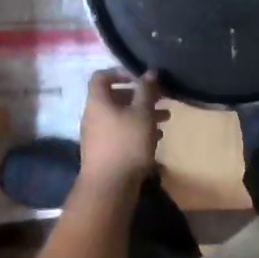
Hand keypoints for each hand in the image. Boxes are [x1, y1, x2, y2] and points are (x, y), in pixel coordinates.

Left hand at [78, 70, 167, 187]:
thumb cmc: (127, 143)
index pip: (101, 76)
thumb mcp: (142, 113)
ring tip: (165, 119)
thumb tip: (150, 72)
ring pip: (120, 116)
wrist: (109, 185)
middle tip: (160, 98)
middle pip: (114, 97)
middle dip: (139, 96)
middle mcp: (93, 115)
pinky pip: (120, 132)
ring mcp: (97, 134)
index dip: (121, 72)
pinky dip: (137, 129)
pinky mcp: (104, 150)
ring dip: (142, 114)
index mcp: (98, 102)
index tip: (142, 78)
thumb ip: (146, 91)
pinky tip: (156, 138)